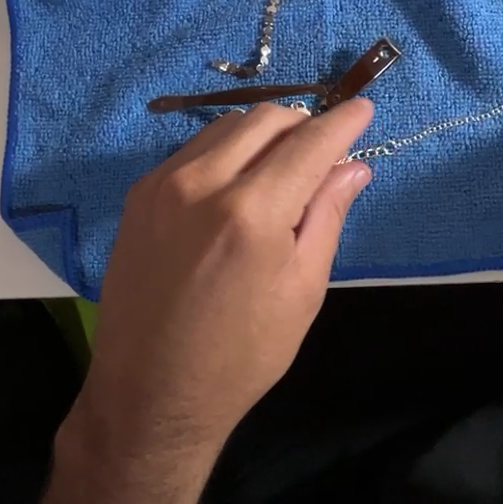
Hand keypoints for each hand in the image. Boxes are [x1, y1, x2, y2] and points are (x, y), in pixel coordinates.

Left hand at [48, 101, 375, 503]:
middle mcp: (203, 182)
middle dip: (303, 124)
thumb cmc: (241, 355)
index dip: (342, 122)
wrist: (149, 394)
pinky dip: (227, 151)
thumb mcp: (302, 290)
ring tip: (280, 171)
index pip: (309, 142)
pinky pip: (195, 148)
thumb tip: (353, 166)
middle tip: (322, 153)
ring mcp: (164, 182)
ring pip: (228, 125)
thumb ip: (328, 215)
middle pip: (266, 118)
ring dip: (264, 134)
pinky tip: (236, 185)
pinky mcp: (140, 192)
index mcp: (251, 212)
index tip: (362, 108)